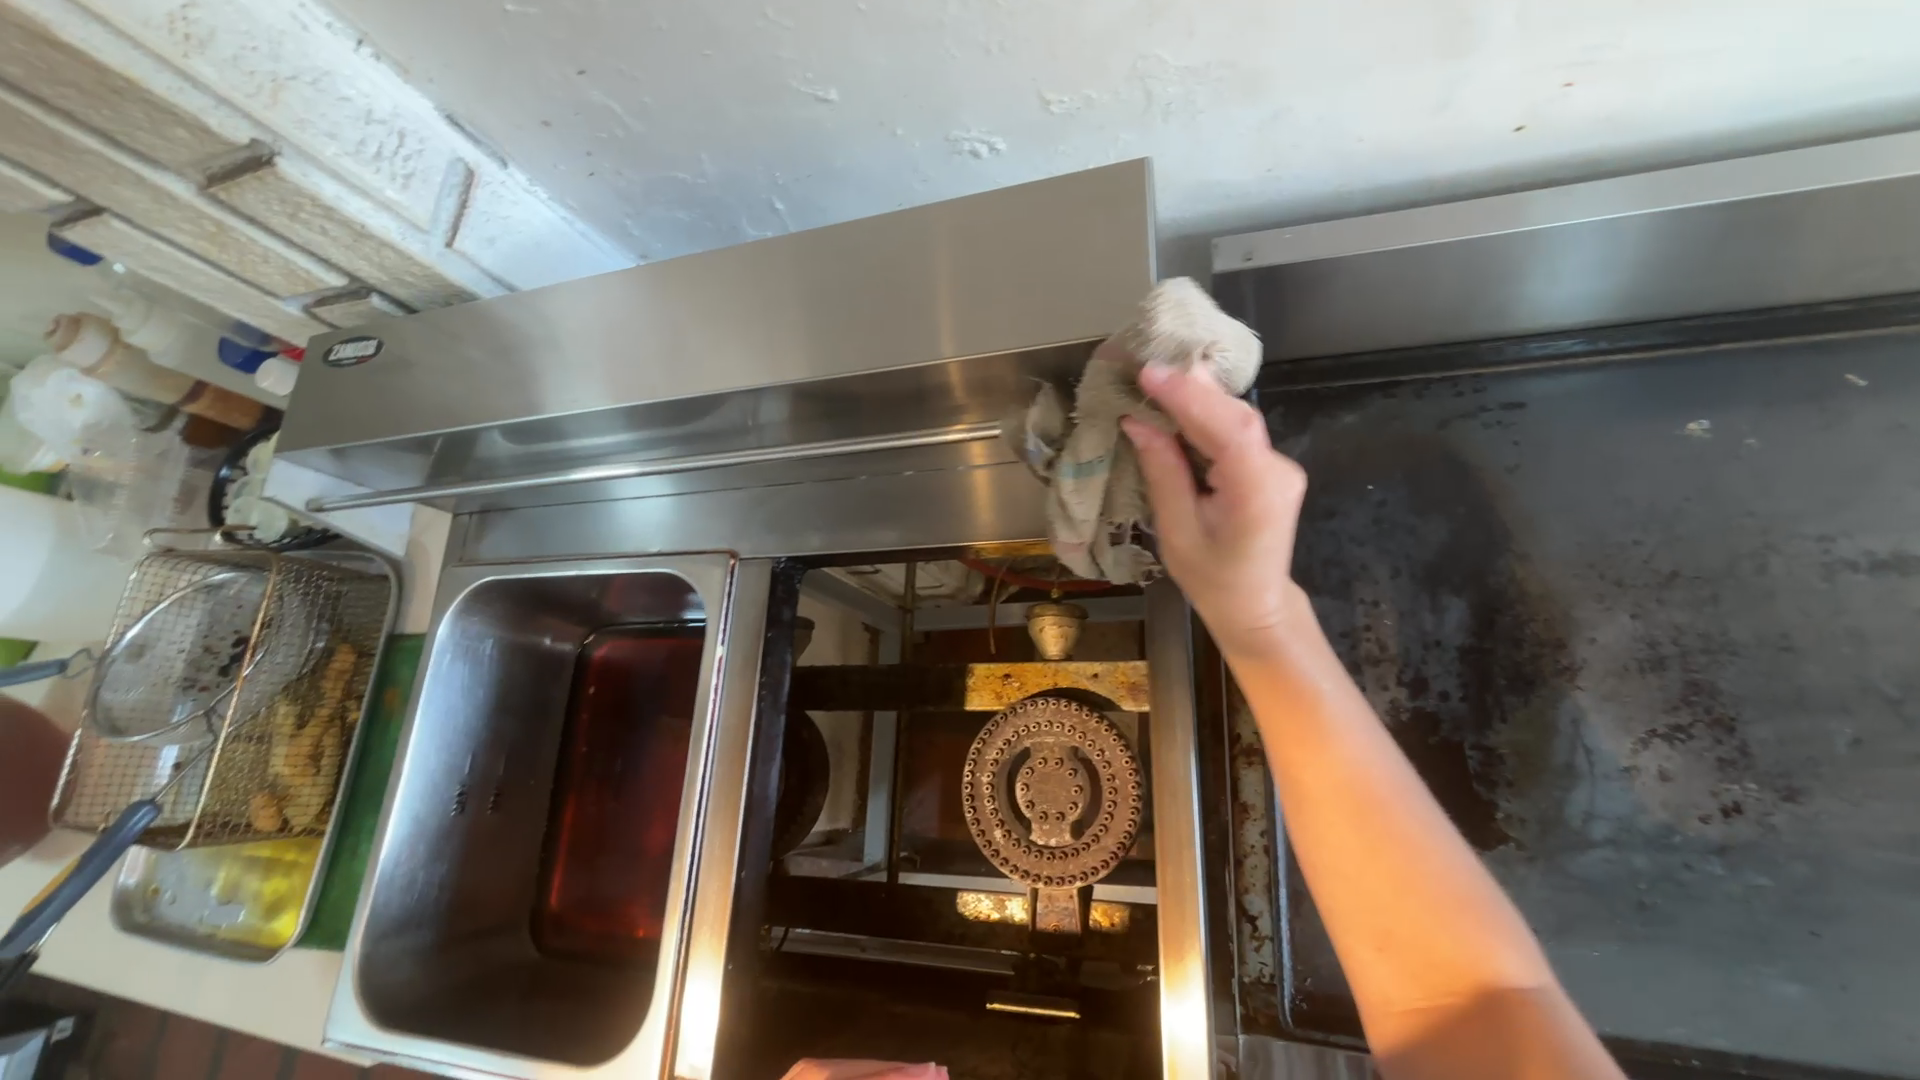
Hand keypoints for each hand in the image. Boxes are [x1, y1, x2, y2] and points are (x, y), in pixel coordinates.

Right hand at [1121, 363, 1308, 660]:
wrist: (1255, 605)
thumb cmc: (1213, 580)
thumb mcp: (1177, 532)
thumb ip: (1163, 473)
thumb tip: (1139, 420)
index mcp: (1257, 493)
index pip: (1228, 430)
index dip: (1190, 396)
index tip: (1150, 372)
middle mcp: (1278, 471)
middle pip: (1236, 416)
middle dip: (1191, 388)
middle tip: (1147, 364)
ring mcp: (1279, 466)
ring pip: (1238, 419)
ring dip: (1197, 397)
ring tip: (1157, 377)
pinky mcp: (1270, 466)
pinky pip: (1237, 431)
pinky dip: (1206, 414)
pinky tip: (1179, 402)